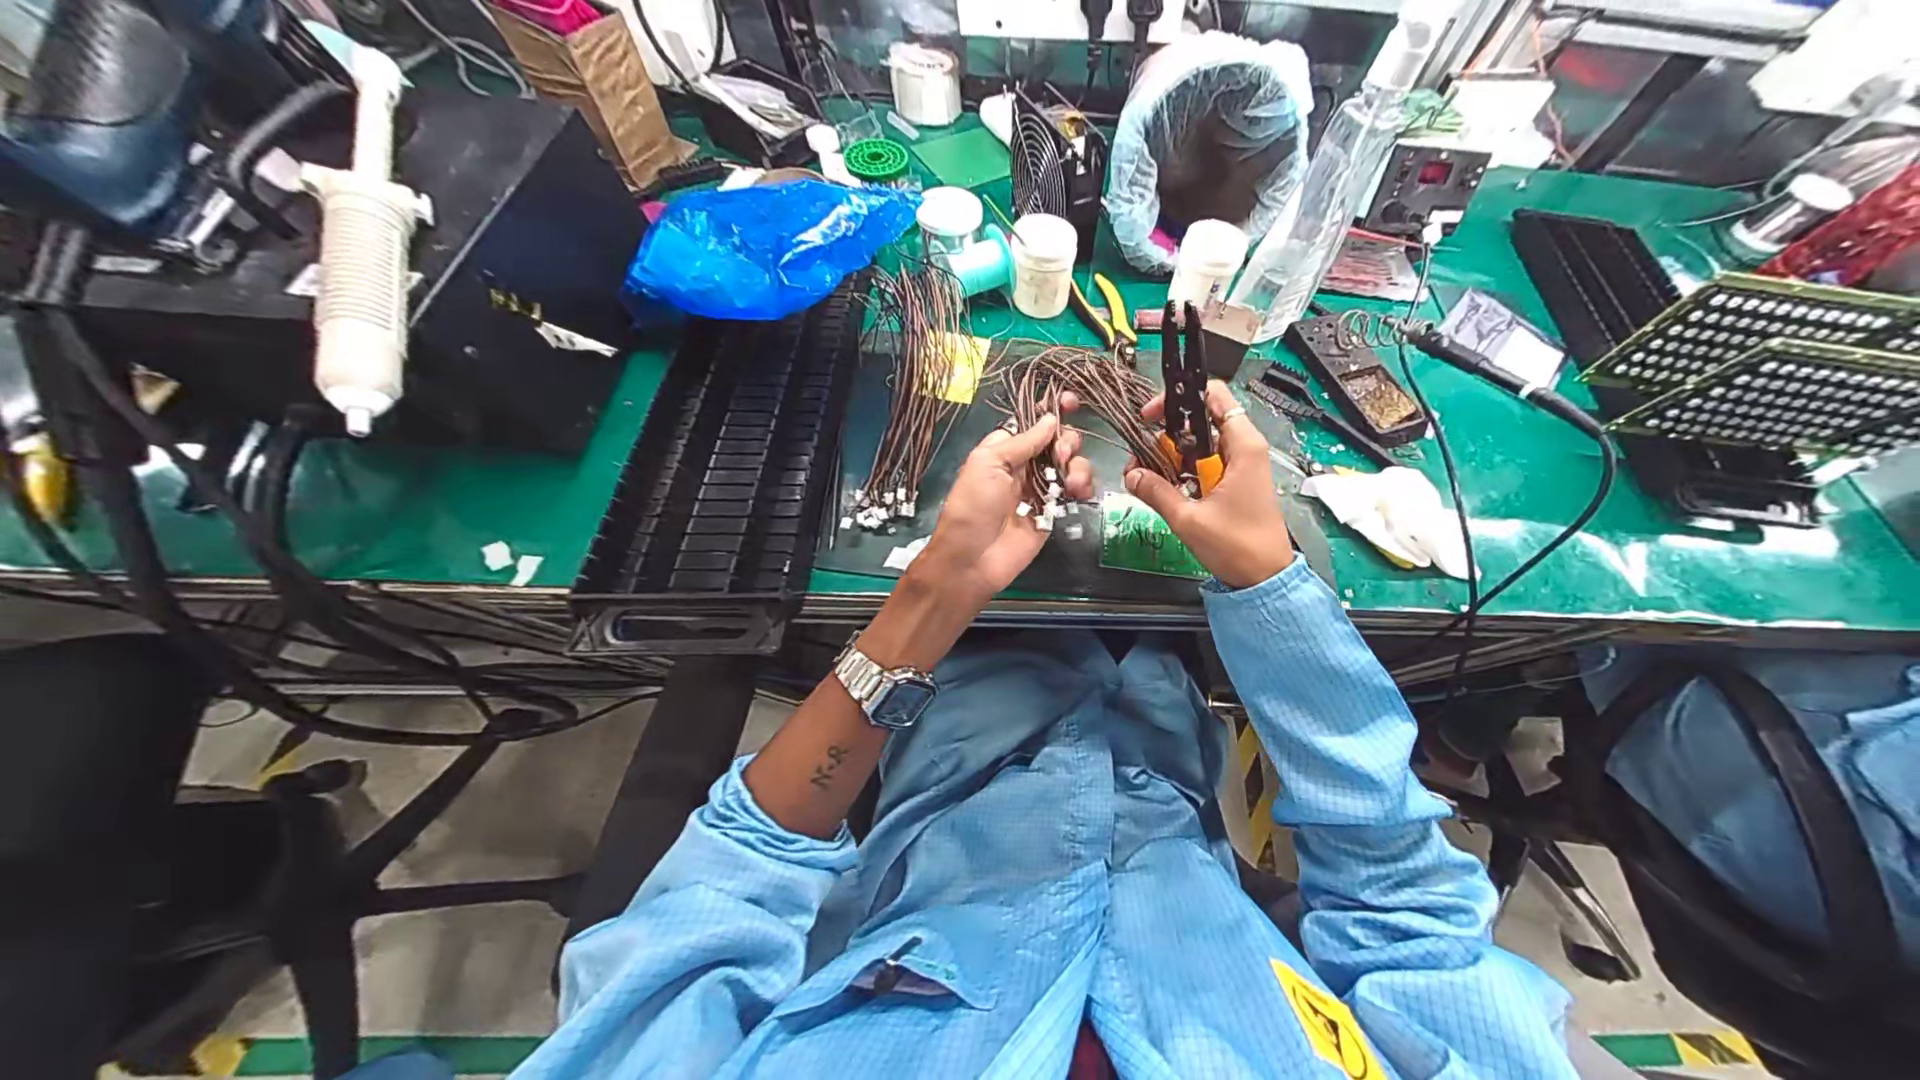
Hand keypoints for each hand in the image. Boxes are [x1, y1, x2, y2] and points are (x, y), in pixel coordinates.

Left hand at [860, 402, 1092, 672]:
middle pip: (1058, 440)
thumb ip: (1022, 441)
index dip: (1052, 411)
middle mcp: (1024, 464)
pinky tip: (1078, 492)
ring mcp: (1041, 487)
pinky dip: (1083, 486)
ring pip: (1072, 463)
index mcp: (1004, 448)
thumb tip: (1050, 419)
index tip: (1072, 402)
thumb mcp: (988, 463)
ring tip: (1071, 482)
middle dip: (1067, 441)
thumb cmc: (972, 506)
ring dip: (1078, 465)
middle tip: (1061, 455)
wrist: (974, 558)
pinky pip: (1076, 490)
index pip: (1033, 422)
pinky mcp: (1053, 510)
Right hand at [1126, 379, 1293, 588]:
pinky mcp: (1233, 481)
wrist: (1264, 577)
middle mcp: (1244, 448)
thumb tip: (1131, 474)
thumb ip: (1156, 491)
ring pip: (1197, 445)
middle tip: (1142, 458)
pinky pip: (1202, 464)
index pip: (1212, 395)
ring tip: (1148, 477)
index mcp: (1243, 446)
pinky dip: (1181, 471)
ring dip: (1170, 457)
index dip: (1178, 399)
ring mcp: (1239, 465)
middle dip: (1165, 436)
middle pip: (1198, 421)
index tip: (1151, 418)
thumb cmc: (1238, 546)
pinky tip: (1165, 488)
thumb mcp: (1188, 518)